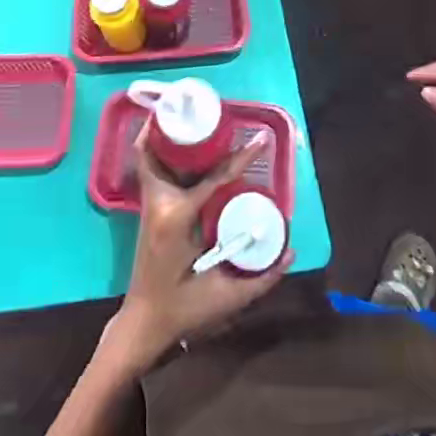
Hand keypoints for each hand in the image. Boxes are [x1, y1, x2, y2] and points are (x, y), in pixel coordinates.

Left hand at [105, 123, 292, 371]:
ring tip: (192, 118)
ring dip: (166, 136)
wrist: (144, 324)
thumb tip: (291, 251)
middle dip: (185, 130)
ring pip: (151, 158)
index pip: (212, 179)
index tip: (259, 139)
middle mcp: (159, 204)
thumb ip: (263, 277)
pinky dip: (157, 150)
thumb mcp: (227, 297)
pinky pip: (149, 169)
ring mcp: (149, 206)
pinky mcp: (149, 211)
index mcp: (177, 219)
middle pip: (166, 154)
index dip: (239, 159)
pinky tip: (180, 145)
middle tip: (209, 112)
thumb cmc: (183, 310)